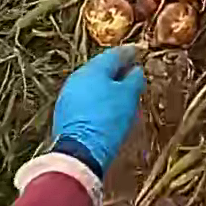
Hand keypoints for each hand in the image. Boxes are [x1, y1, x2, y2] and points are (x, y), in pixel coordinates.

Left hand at [50, 46, 145, 173]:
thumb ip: (135, 79)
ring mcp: (69, 95)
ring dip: (108, 85)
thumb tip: (135, 71)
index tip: (140, 53)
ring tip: (123, 92)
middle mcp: (78, 77)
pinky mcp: (64, 112)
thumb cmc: (108, 118)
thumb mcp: (129, 96)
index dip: (130, 53)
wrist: (80, 152)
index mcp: (94, 68)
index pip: (115, 54)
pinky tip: (107, 107)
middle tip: (133, 72)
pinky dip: (98, 98)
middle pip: (102, 67)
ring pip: (93, 83)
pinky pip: (86, 98)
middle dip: (118, 69)